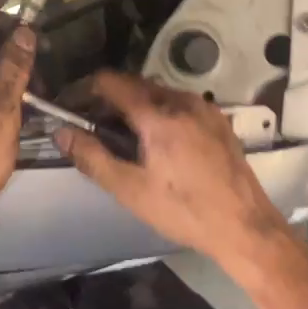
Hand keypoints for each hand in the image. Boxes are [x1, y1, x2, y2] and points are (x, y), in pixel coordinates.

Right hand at [55, 71, 288, 266]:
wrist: (245, 227)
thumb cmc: (184, 210)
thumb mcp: (130, 189)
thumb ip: (92, 157)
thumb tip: (62, 133)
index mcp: (158, 115)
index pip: (110, 82)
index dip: (84, 90)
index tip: (71, 108)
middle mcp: (183, 101)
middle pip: (134, 85)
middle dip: (108, 100)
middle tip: (92, 127)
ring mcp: (205, 109)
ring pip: (158, 93)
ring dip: (134, 106)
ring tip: (122, 137)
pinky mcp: (218, 121)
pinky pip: (179, 104)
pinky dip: (159, 112)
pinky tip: (156, 142)